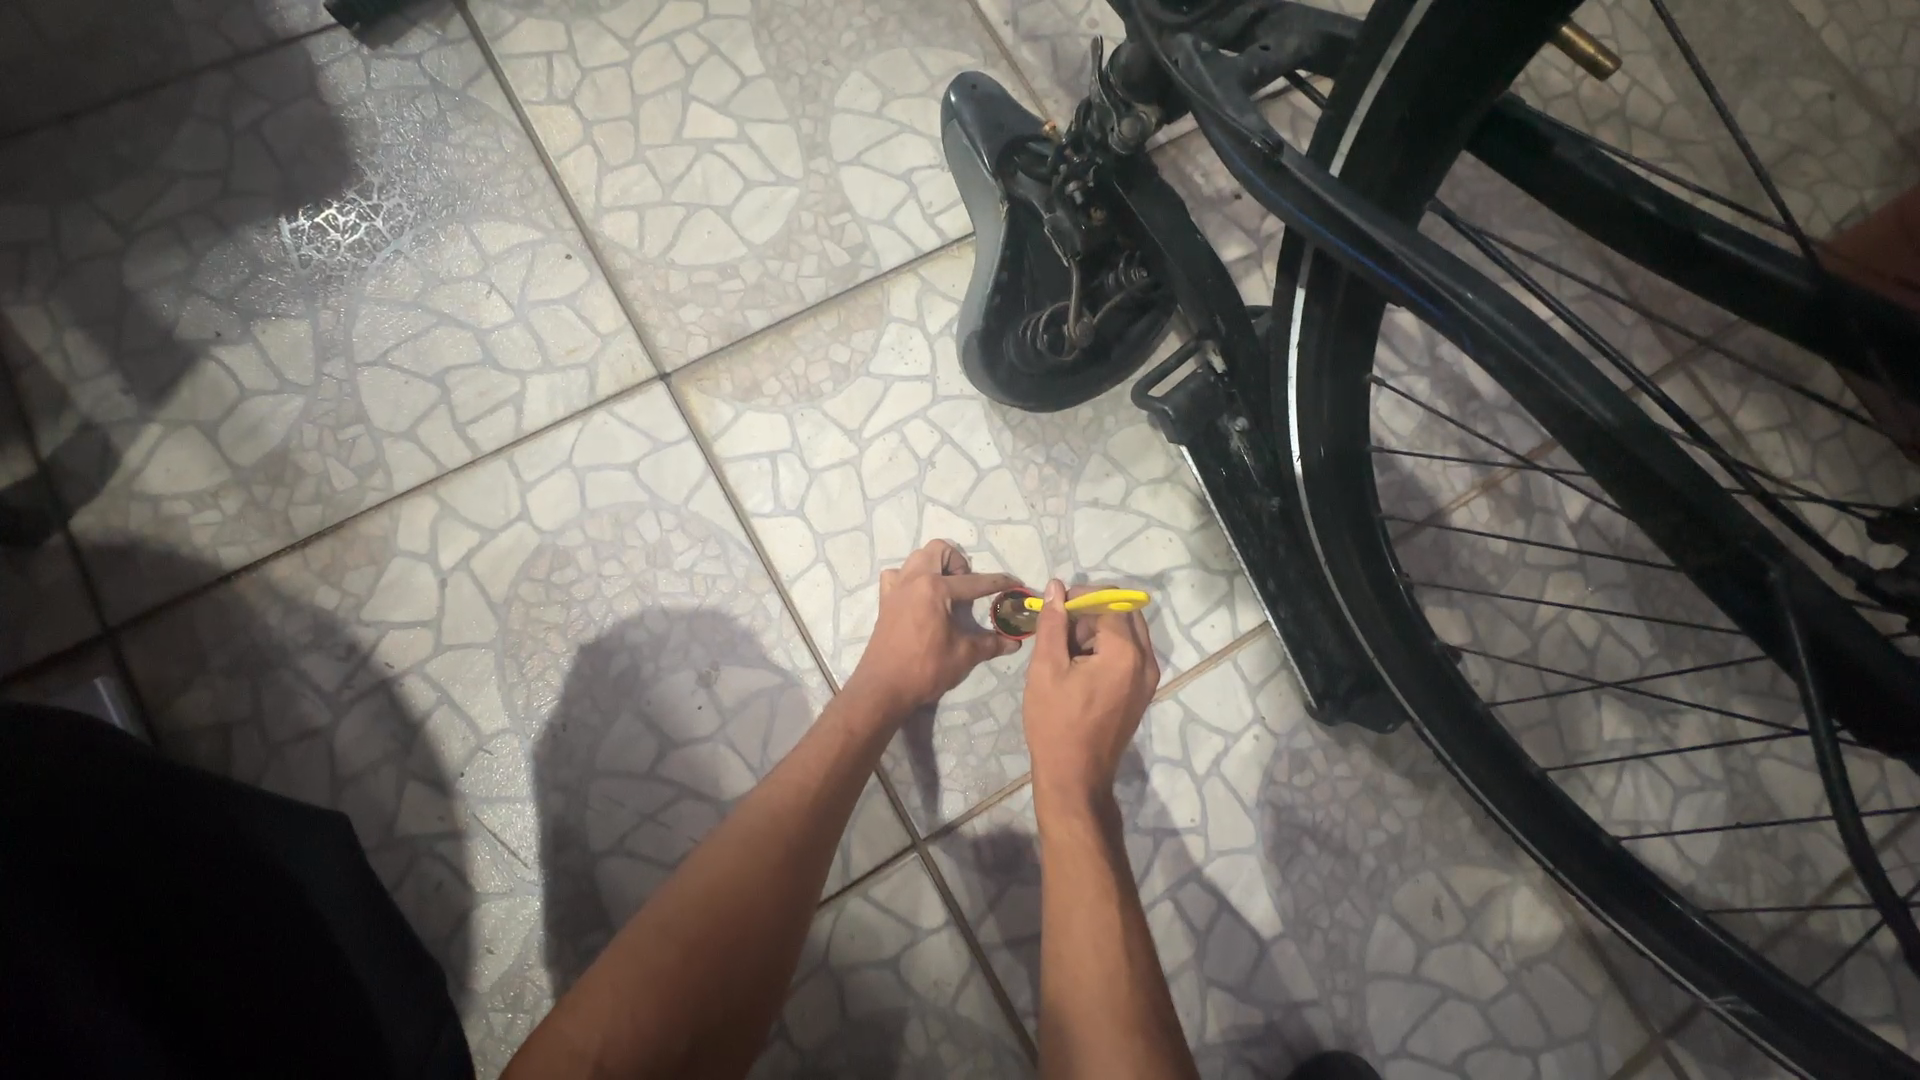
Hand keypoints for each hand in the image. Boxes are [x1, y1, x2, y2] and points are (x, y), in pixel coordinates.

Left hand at [845, 540, 1023, 717]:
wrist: (883, 688)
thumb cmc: (925, 669)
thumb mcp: (964, 655)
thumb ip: (991, 643)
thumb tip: (1014, 642)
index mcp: (935, 588)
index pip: (975, 581)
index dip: (998, 583)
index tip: (1015, 583)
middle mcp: (913, 579)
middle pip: (939, 550)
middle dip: (959, 562)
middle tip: (968, 586)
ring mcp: (896, 588)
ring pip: (916, 558)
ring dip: (934, 566)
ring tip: (946, 590)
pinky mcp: (885, 601)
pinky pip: (897, 576)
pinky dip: (910, 579)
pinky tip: (920, 598)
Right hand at [1022, 580, 1159, 812]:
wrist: (1075, 776)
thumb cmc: (1055, 722)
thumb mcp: (1046, 668)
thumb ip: (1053, 623)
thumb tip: (1056, 587)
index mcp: (1125, 652)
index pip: (1109, 601)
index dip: (1079, 598)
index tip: (1054, 610)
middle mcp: (1146, 661)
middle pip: (1124, 612)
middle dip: (1092, 611)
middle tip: (1060, 630)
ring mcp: (1148, 678)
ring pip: (1129, 631)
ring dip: (1100, 629)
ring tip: (1067, 650)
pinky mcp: (1142, 691)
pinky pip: (1131, 653)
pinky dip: (1108, 648)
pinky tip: (1080, 666)